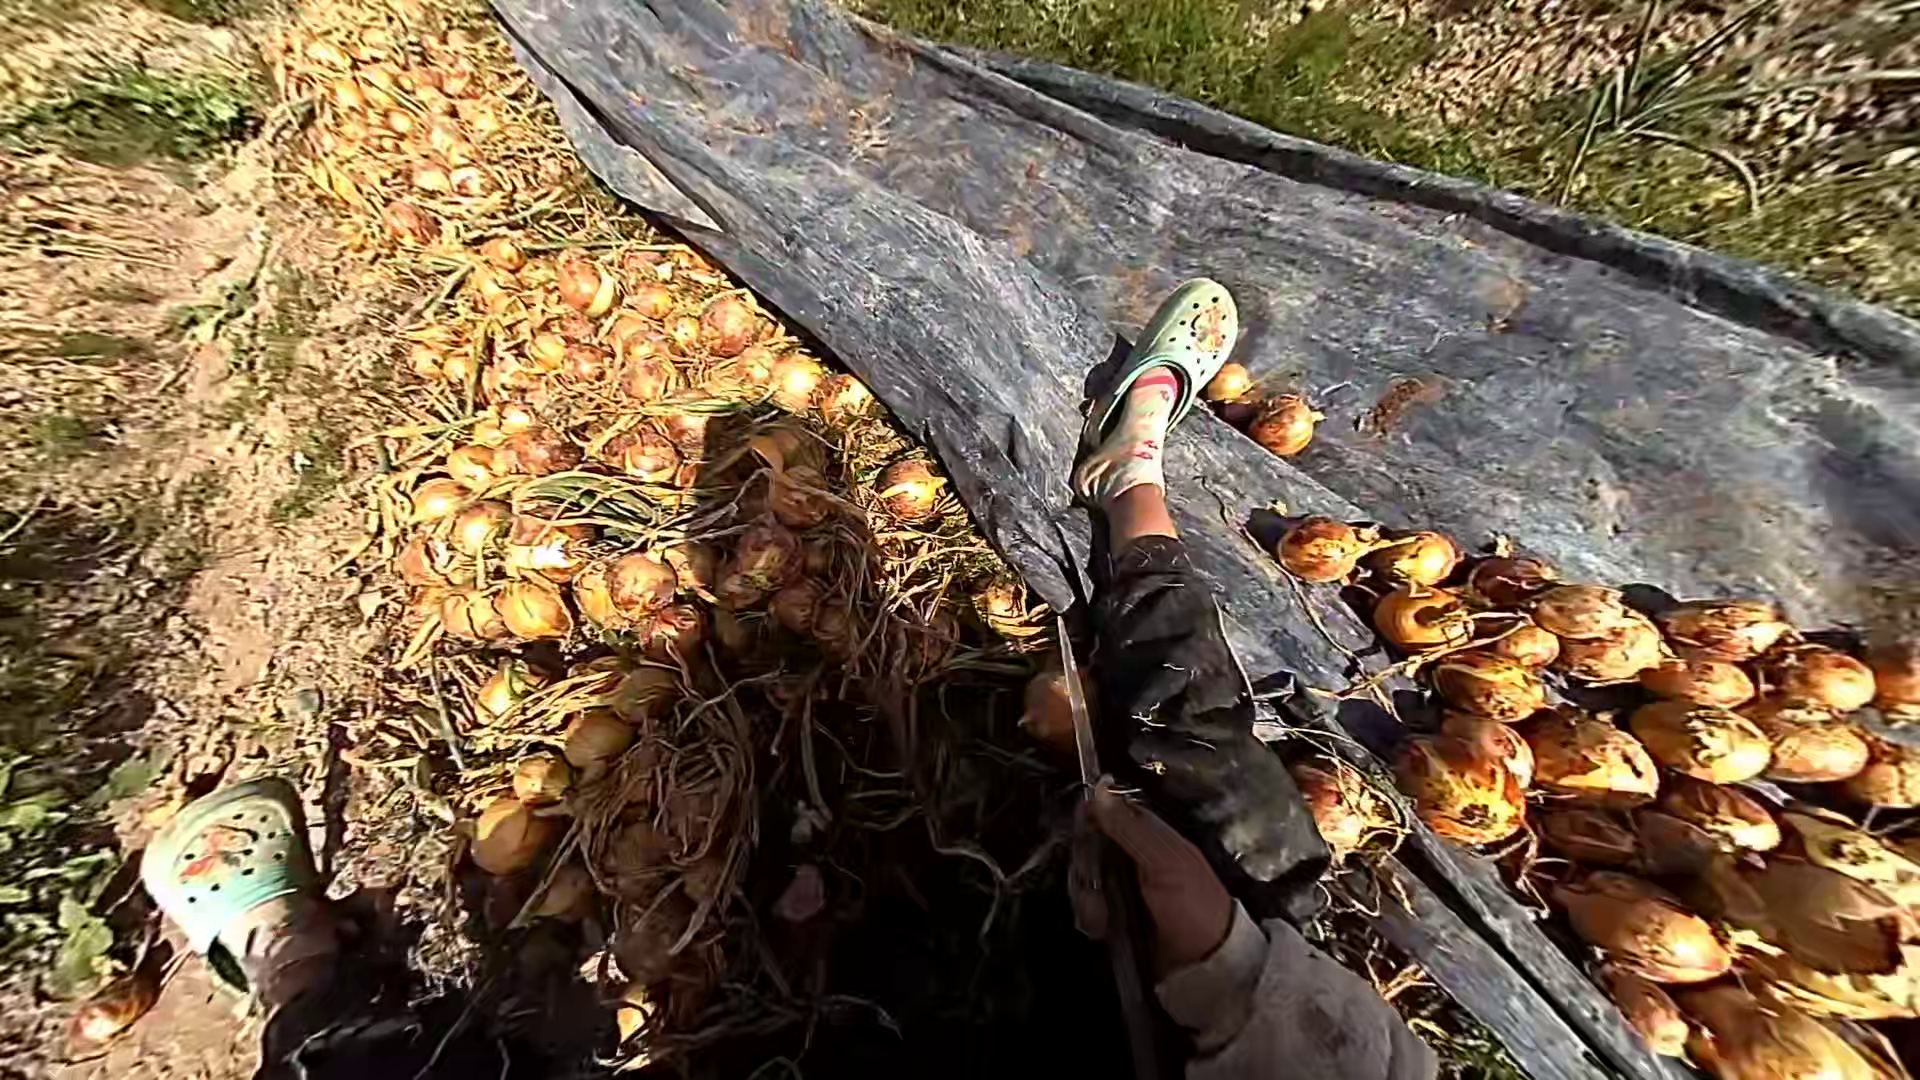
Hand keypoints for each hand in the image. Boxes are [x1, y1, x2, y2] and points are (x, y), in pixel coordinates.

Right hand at [1083, 780, 1233, 973]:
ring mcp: (1121, 887)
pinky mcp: (1114, 917)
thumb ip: (1130, 826)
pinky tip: (1101, 927)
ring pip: (1085, 874)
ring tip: (1101, 914)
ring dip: (1088, 894)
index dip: (1092, 815)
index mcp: (1150, 835)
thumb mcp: (1165, 861)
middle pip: (1090, 842)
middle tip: (1094, 880)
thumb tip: (1098, 788)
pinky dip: (1090, 915)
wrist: (1210, 971)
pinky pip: (1087, 905)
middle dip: (1086, 861)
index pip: (1110, 810)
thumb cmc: (1193, 906)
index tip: (1081, 826)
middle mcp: (1132, 856)